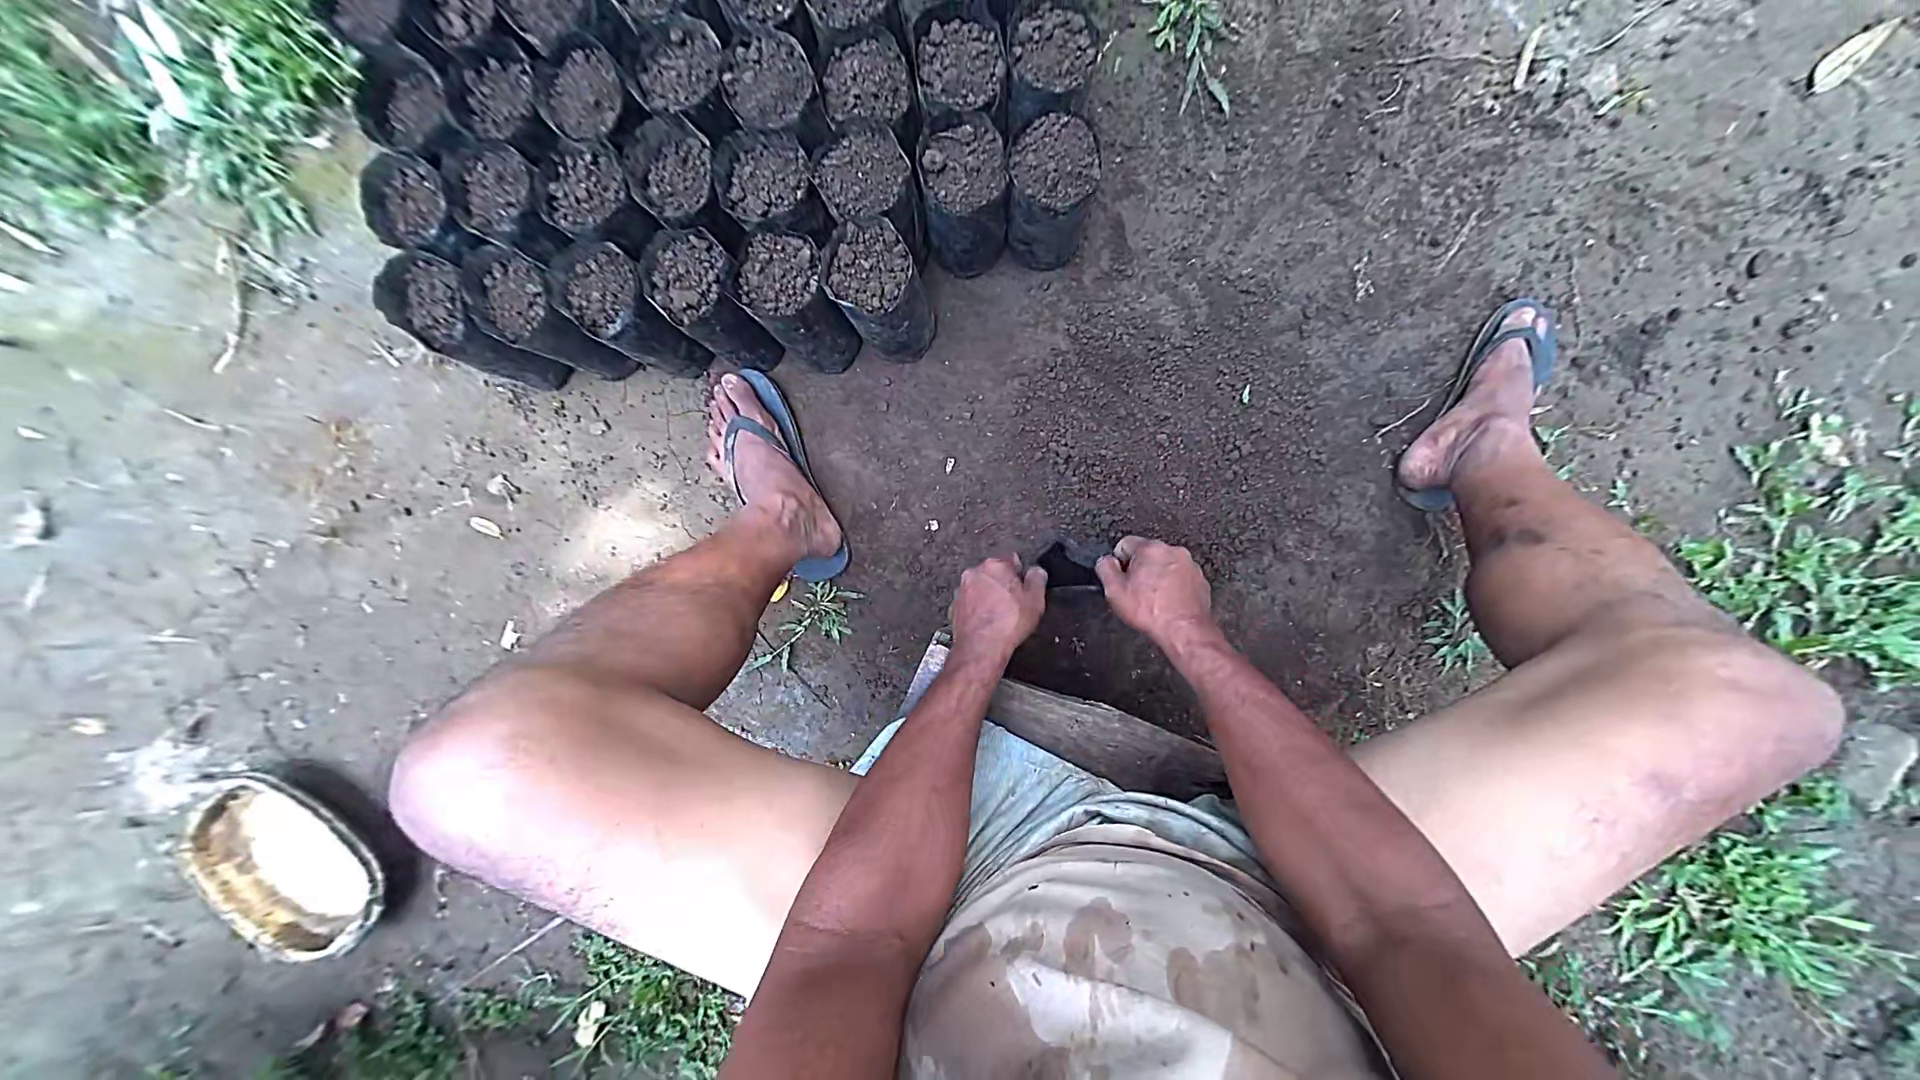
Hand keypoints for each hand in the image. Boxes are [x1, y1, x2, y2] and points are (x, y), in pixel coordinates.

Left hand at [949, 555, 1047, 662]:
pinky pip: (971, 603)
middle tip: (1015, 603)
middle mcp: (975, 573)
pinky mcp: (955, 607)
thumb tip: (1037, 572)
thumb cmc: (1006, 624)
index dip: (1021, 574)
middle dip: (1004, 584)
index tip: (1025, 586)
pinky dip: (978, 609)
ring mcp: (962, 590)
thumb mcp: (1035, 600)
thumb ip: (1038, 579)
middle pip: (994, 573)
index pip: (1012, 559)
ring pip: (981, 588)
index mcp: (995, 565)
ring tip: (1001, 616)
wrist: (980, 647)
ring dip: (989, 597)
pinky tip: (988, 623)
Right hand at [1095, 536, 1217, 648]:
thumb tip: (1106, 561)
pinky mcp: (1199, 580)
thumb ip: (1104, 568)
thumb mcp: (1114, 591)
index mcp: (1149, 549)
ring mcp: (1188, 565)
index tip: (1122, 579)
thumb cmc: (1153, 612)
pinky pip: (1179, 578)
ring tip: (1153, 601)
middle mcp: (1172, 551)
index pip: (1125, 544)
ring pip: (1164, 566)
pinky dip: (1173, 587)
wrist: (1183, 630)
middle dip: (1139, 570)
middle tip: (1137, 593)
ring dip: (1157, 578)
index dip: (1119, 563)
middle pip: (1146, 554)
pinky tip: (1167, 603)